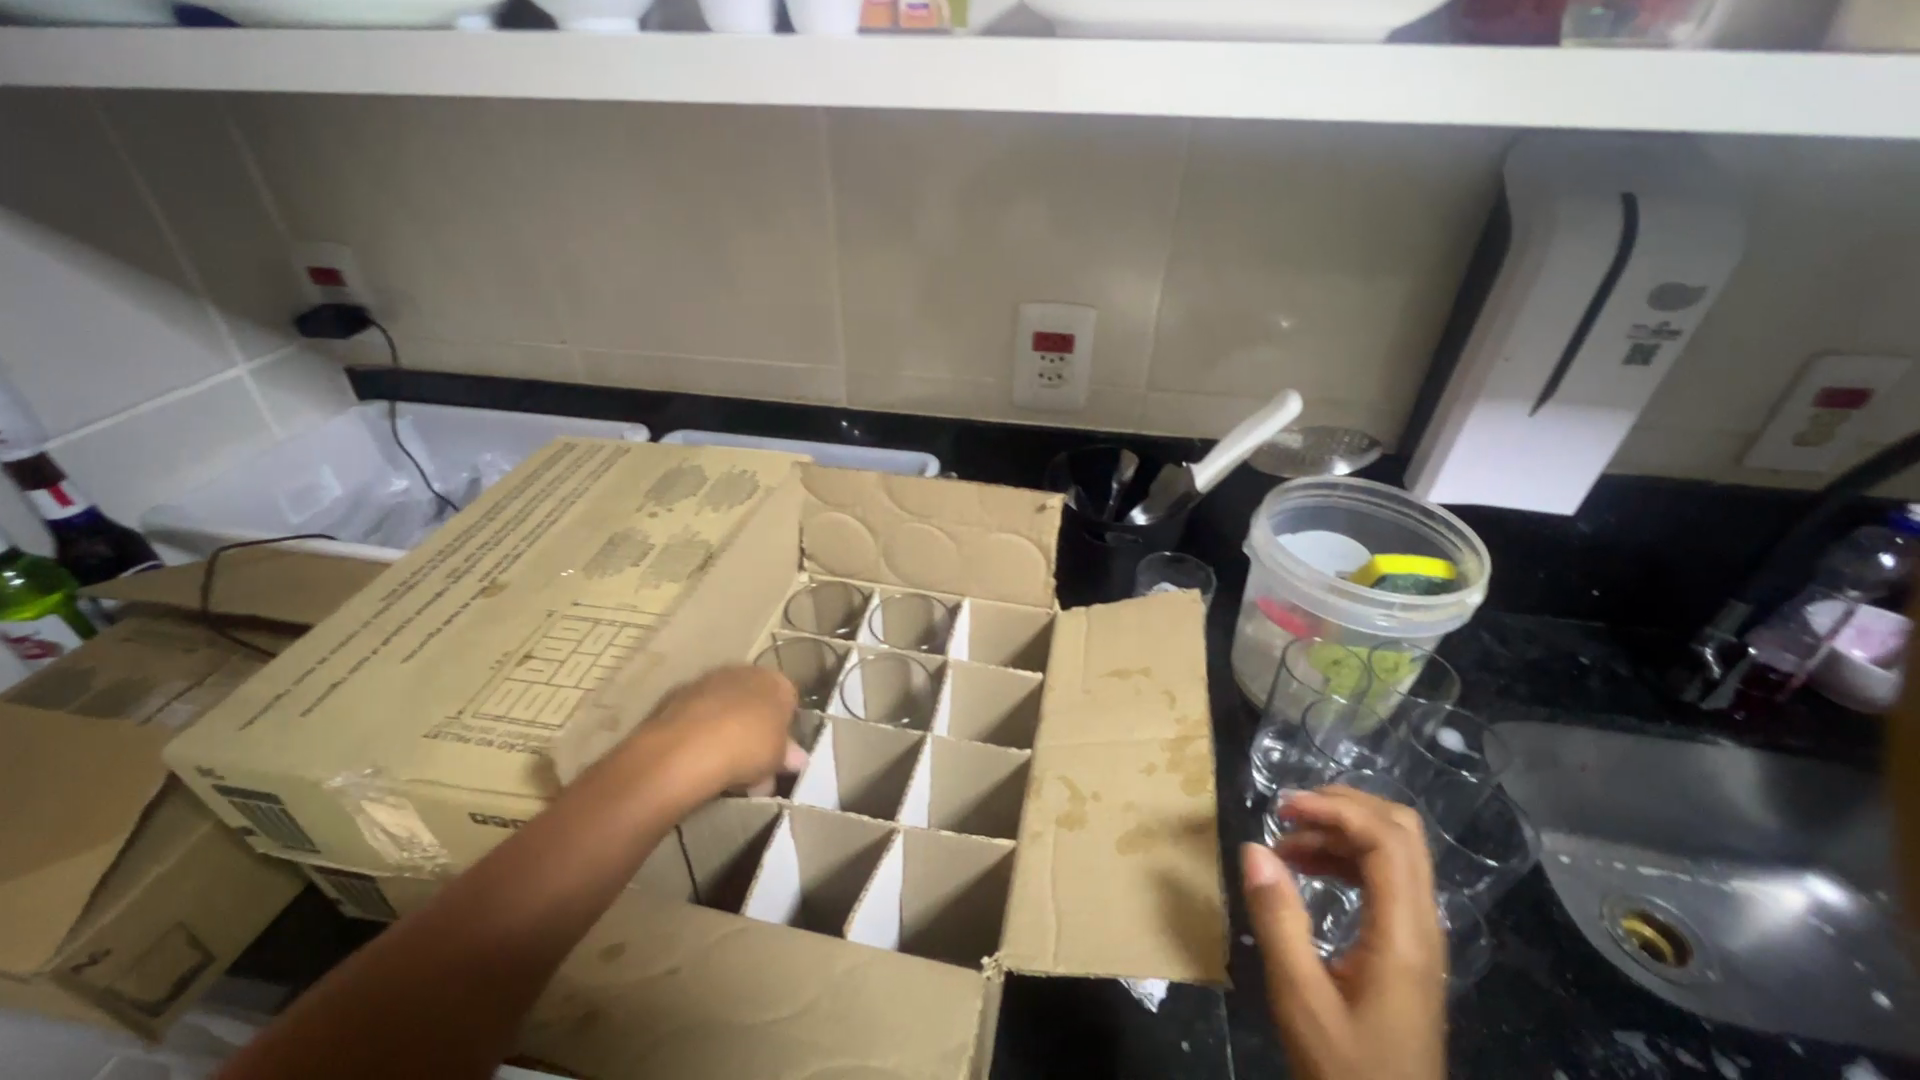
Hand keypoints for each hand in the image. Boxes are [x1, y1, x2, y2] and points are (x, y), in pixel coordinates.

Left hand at [622, 665, 806, 802]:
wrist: (688, 747)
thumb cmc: (748, 747)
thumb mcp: (778, 759)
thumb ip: (788, 755)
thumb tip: (796, 758)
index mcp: (775, 682)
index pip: (789, 700)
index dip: (784, 729)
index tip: (779, 754)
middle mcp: (743, 672)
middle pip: (754, 702)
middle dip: (754, 730)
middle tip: (752, 765)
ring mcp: (707, 680)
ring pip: (724, 708)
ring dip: (725, 731)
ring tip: (721, 769)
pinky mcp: (676, 694)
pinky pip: (697, 716)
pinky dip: (699, 732)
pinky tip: (696, 760)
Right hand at [1242, 786, 1446, 1079]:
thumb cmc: (1345, 1068)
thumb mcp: (1299, 998)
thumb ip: (1277, 920)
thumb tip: (1253, 849)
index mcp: (1403, 934)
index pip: (1386, 840)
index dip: (1335, 810)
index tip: (1282, 809)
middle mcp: (1423, 925)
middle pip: (1402, 833)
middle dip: (1345, 808)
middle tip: (1289, 813)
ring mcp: (1421, 937)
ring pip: (1396, 853)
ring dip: (1343, 834)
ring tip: (1287, 845)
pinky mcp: (1409, 950)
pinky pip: (1388, 881)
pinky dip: (1349, 861)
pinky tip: (1310, 873)